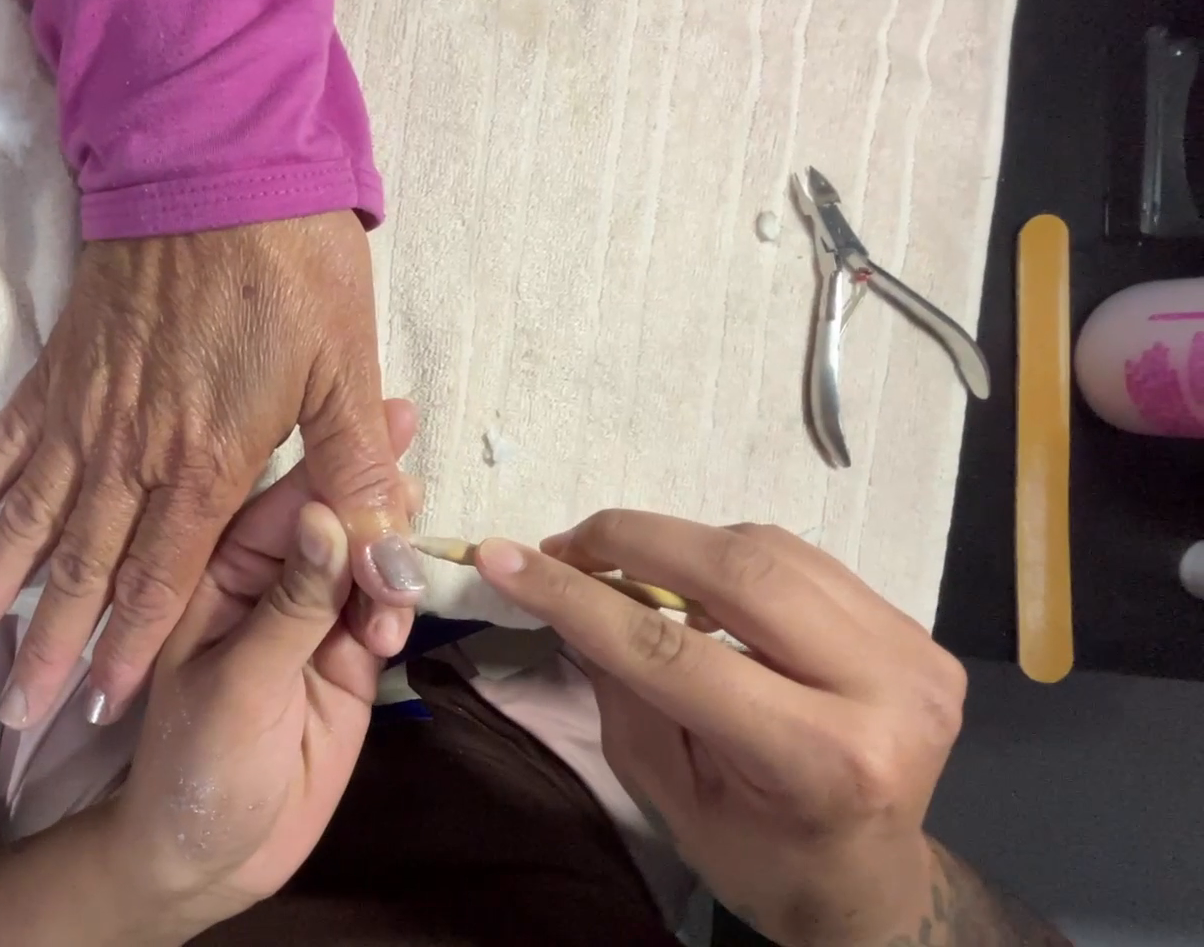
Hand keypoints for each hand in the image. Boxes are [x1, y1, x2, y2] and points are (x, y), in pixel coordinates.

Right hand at [0, 212, 424, 729]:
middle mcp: (133, 451)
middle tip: (16, 710)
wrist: (217, 161)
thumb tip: (383, 557)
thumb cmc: (291, 264)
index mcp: (207, 461)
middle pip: (86, 565)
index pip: (162, 579)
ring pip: (33, 515)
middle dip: (53, 643)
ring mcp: (87, 408)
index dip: (132, 648)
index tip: (97, 706)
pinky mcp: (62, 365)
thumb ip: (357, 468)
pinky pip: (7, 436)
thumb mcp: (347, 364)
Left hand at [97, 398, 420, 933]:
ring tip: (412, 525)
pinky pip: (380, 615)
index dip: (329, 465)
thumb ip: (291, 606)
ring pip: (361, 563)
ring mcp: (313, 618)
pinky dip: (396, 608)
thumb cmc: (197, 764)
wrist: (215, 856)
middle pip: (329, 522)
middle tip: (406, 448)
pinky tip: (402, 608)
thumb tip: (331, 517)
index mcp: (221, 572)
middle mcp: (269, 582)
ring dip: (388, 548)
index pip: (281, 506)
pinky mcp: (349, 657)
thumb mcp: (239, 681)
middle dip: (368, 491)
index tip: (380, 419)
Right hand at [474, 512, 968, 946]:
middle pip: (733, 571)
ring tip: (617, 565)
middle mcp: (882, 695)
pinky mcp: (919, 627)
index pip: (667, 651)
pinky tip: (685, 576)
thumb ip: (618, 681)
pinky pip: (791, 553)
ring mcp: (912, 652)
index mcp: (813, 760)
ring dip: (669, 541)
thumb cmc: (749, 846)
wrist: (870, 879)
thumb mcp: (660, 782)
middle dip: (626, 540)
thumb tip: (568, 590)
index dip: (572, 595)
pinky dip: (717, 549)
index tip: (500, 557)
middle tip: (562, 547)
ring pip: (761, 546)